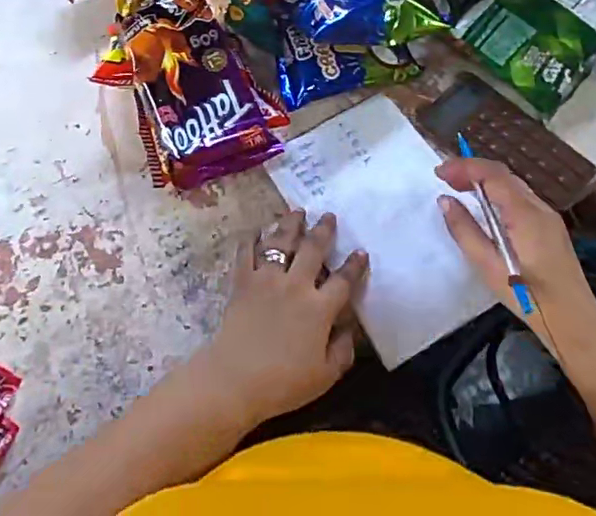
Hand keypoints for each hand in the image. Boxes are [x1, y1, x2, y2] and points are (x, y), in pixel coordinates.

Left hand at [193, 211, 367, 429]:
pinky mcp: (242, 280)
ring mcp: (266, 279)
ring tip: (297, 212)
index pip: (342, 281)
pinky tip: (258, 229)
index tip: (361, 251)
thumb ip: (343, 350)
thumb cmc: (283, 383)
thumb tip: (351, 329)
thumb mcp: (325, 376)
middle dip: (323, 230)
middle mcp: (295, 285)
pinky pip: (247, 251)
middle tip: (328, 216)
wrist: (235, 378)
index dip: (354, 266)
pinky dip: (252, 238)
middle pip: (312, 249)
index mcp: (319, 309)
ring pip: (281, 242)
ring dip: (290, 224)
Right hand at [437, 159, 595, 334]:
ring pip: (513, 185)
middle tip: (445, 178)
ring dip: (484, 180)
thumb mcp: (489, 266)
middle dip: (471, 170)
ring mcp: (549, 217)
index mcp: (525, 213)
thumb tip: (445, 200)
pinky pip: (520, 198)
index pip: (492, 174)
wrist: (576, 323)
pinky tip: (485, 208)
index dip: (463, 167)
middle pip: (503, 174)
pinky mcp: (551, 228)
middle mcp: (540, 208)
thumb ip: (465, 230)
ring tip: (459, 189)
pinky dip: (497, 193)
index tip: (439, 172)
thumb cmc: (529, 297)